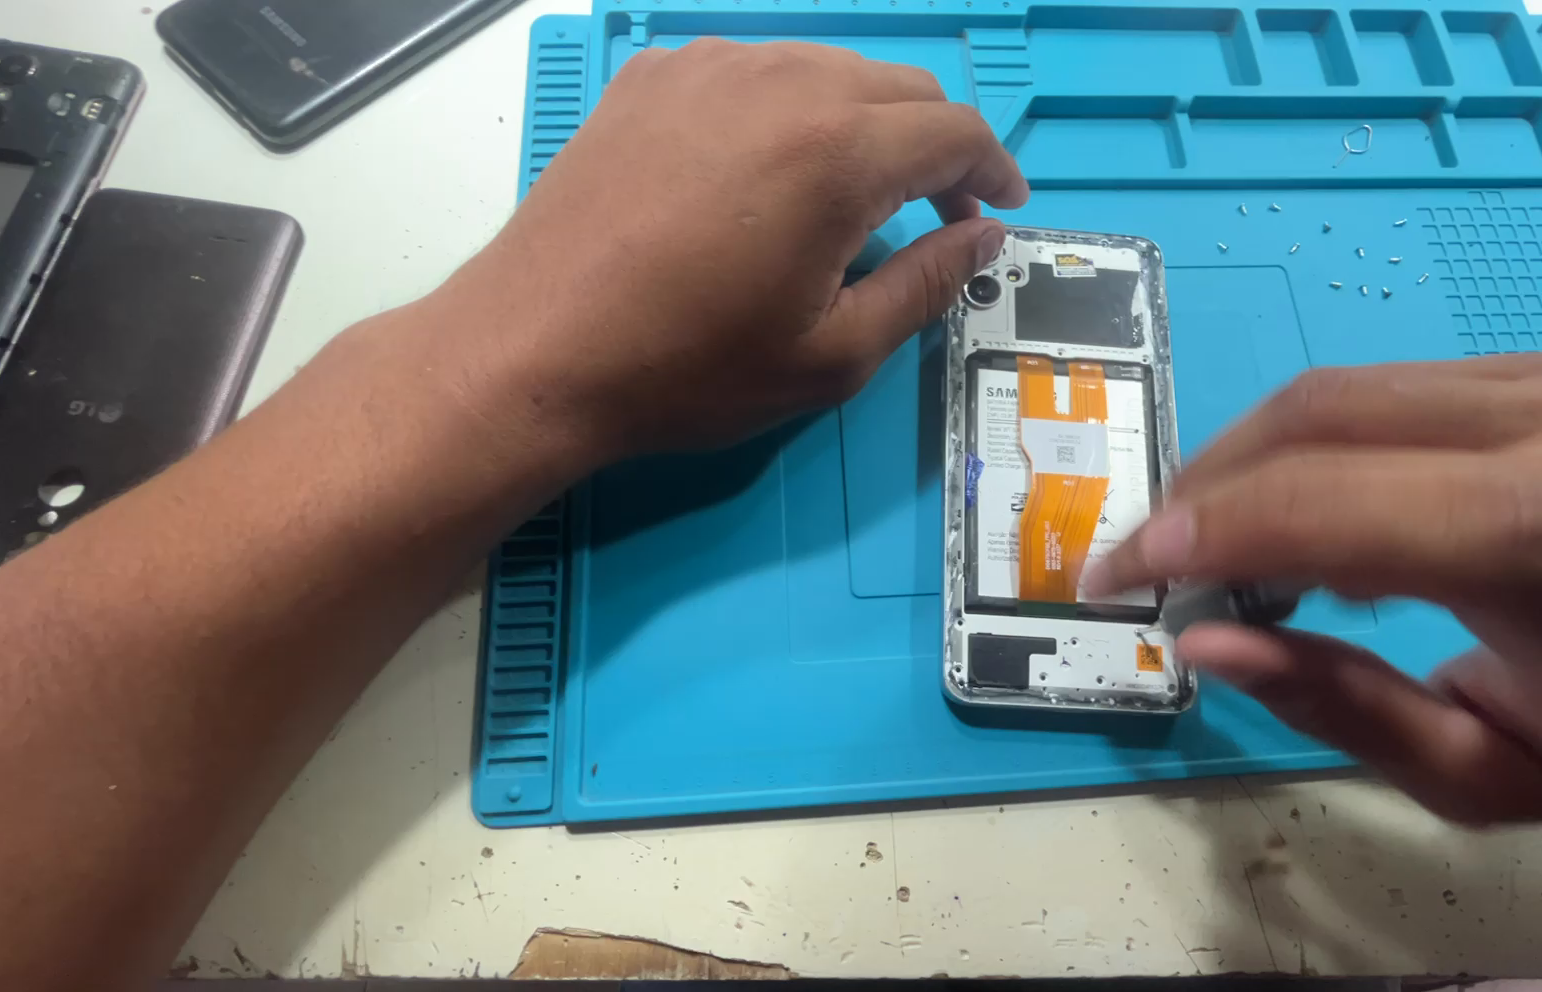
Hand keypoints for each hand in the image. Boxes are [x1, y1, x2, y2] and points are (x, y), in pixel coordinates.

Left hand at [432, 39, 1026, 463]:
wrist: (540, 351)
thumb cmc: (694, 371)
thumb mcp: (832, 355)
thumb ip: (923, 288)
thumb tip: (982, 239)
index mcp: (837, 154)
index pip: (951, 131)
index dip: (991, 169)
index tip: (1001, 207)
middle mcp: (779, 82)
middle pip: (898, 88)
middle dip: (938, 146)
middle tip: (941, 212)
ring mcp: (706, 70)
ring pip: (827, 70)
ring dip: (868, 125)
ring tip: (862, 194)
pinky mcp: (652, 81)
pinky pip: (755, 73)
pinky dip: (795, 111)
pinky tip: (776, 168)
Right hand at [1087, 355, 1541, 835]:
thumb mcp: (1484, 779)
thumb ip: (1337, 708)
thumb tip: (1202, 642)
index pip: (1387, 512)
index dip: (1242, 528)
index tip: (1134, 569)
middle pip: (1334, 425)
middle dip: (1205, 491)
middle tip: (1145, 557)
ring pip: (1335, 394)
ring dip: (1233, 463)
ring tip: (1200, 536)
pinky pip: (1370, 393)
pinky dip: (1290, 448)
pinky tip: (1285, 508)